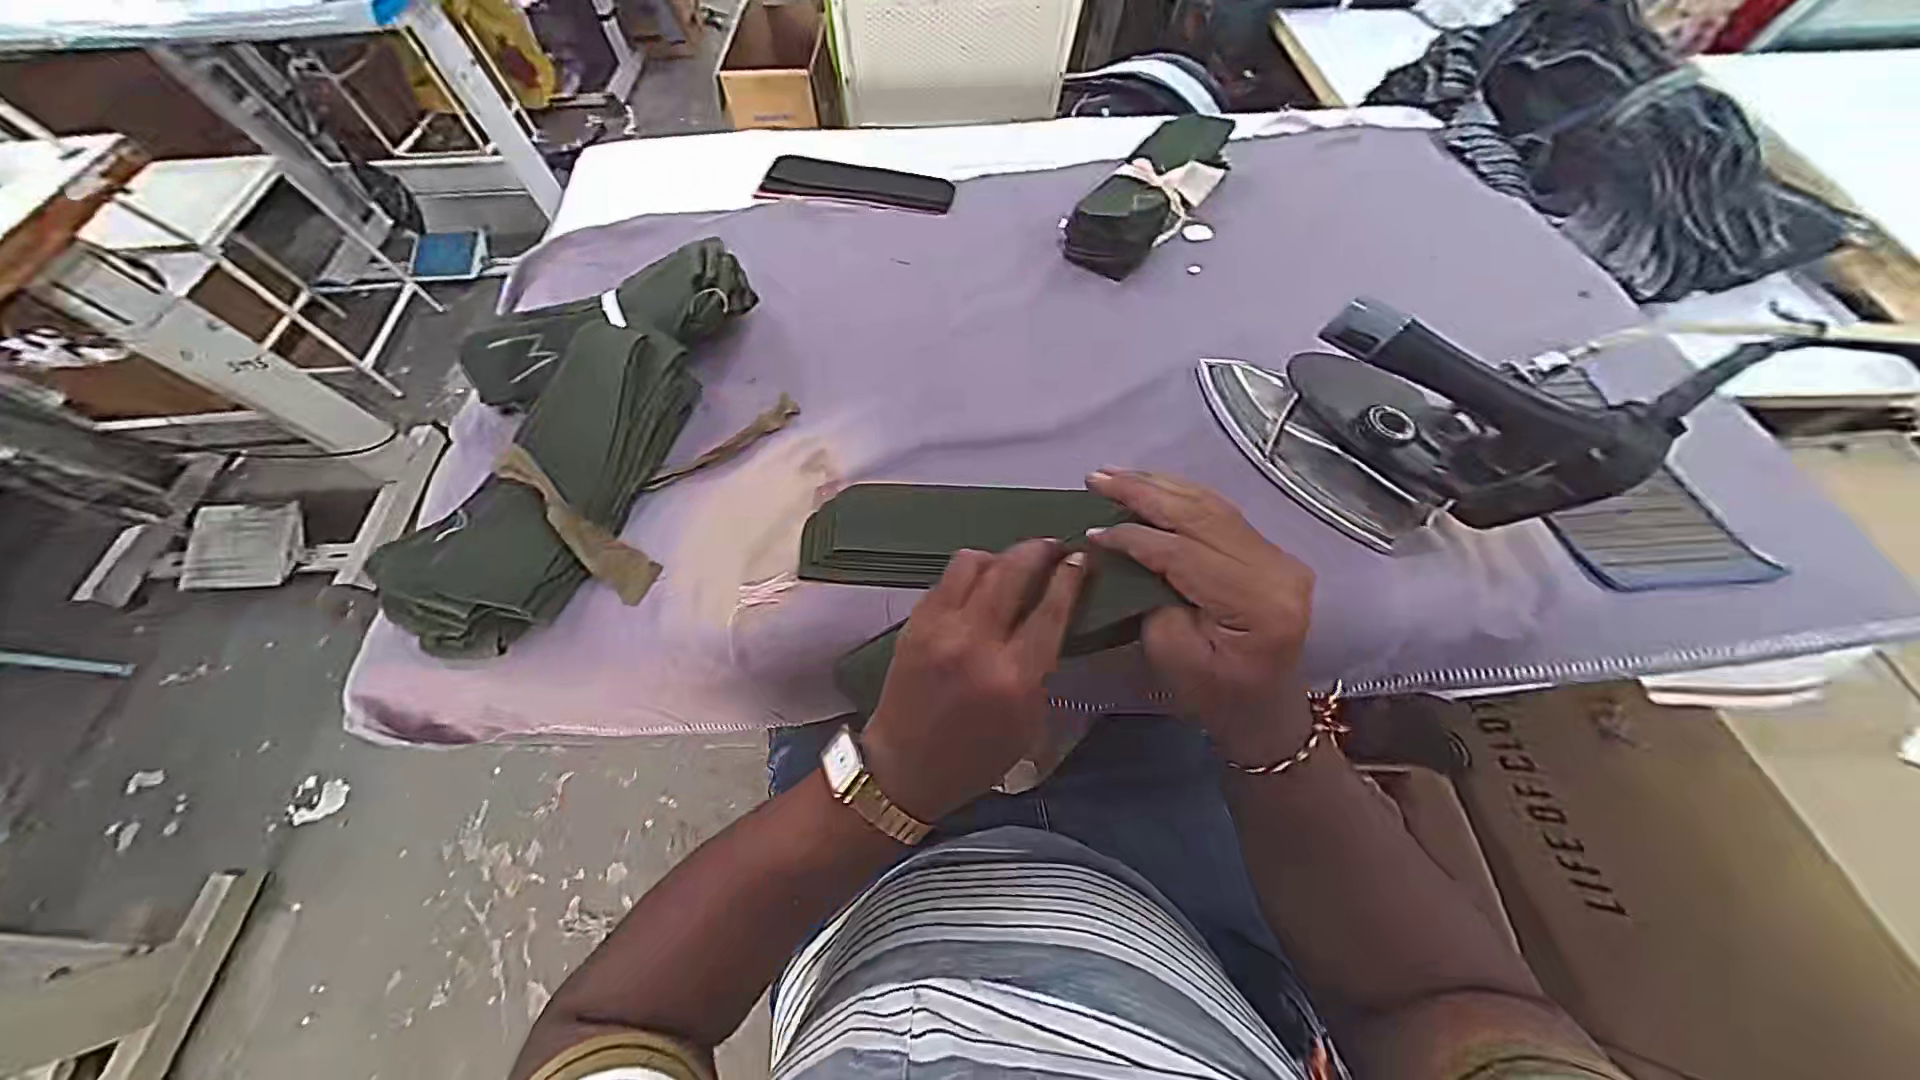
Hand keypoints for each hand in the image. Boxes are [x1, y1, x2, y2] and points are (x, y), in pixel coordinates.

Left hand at [860, 539, 1085, 820]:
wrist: (905, 766)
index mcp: (1014, 677)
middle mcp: (976, 643)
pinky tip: (980, 585)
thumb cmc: (976, 756)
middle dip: (1040, 550)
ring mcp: (940, 628)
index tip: (1080, 559)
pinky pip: (946, 579)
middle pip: (1013, 570)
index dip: (1070, 577)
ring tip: (1013, 565)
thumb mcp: (1029, 721)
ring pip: (974, 562)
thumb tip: (1054, 613)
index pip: (1050, 609)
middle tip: (1053, 547)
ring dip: (1000, 556)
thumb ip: (1043, 666)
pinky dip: (970, 573)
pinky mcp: (915, 622)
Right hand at [1086, 469, 1315, 761]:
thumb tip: (1127, 551)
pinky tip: (1152, 484)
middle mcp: (1276, 569)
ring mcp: (1278, 557)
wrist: (1265, 710)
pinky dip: (1181, 494)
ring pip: (1211, 505)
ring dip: (1158, 485)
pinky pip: (1220, 512)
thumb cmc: (1216, 695)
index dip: (1133, 538)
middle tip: (1096, 478)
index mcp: (1256, 603)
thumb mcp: (1171, 654)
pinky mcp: (1269, 552)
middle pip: (1200, 516)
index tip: (1092, 530)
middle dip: (1142, 492)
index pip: (1183, 553)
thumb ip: (1150, 597)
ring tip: (1114, 474)